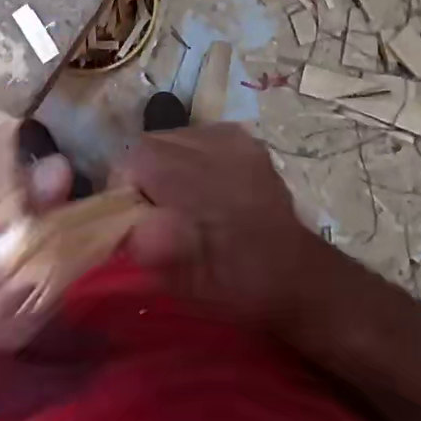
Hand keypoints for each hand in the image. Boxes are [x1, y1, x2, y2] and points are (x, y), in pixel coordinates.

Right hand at [119, 123, 339, 333]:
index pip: (132, 158)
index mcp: (196, 178)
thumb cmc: (238, 285)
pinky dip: (190, 155)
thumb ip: (146, 245)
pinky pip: (198, 136)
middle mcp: (214, 145)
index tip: (128, 217)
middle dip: (142, 173)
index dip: (121, 187)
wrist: (299, 276)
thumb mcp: (183, 281)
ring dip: (165, 162)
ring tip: (180, 197)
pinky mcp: (244, 139)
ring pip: (173, 136)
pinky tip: (203, 182)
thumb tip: (123, 223)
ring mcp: (232, 137)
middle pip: (150, 143)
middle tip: (153, 211)